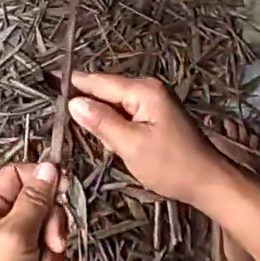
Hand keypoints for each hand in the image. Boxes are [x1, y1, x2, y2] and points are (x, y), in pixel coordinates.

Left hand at [0, 162, 69, 260]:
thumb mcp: (15, 235)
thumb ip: (34, 199)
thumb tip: (47, 169)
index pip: (17, 174)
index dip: (42, 178)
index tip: (63, 187)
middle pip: (35, 199)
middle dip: (51, 218)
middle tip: (52, 236)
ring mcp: (7, 245)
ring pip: (44, 224)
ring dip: (52, 243)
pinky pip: (45, 248)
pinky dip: (50, 260)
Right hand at [67, 72, 239, 206]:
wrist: (208, 181)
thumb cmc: (171, 165)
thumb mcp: (131, 145)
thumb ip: (101, 122)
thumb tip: (74, 102)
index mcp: (144, 91)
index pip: (100, 82)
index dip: (75, 83)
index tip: (51, 79)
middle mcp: (149, 89)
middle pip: (107, 90)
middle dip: (84, 97)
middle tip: (54, 101)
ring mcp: (154, 102)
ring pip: (115, 103)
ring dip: (98, 111)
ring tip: (68, 113)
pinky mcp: (156, 116)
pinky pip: (126, 112)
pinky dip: (112, 120)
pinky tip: (99, 130)